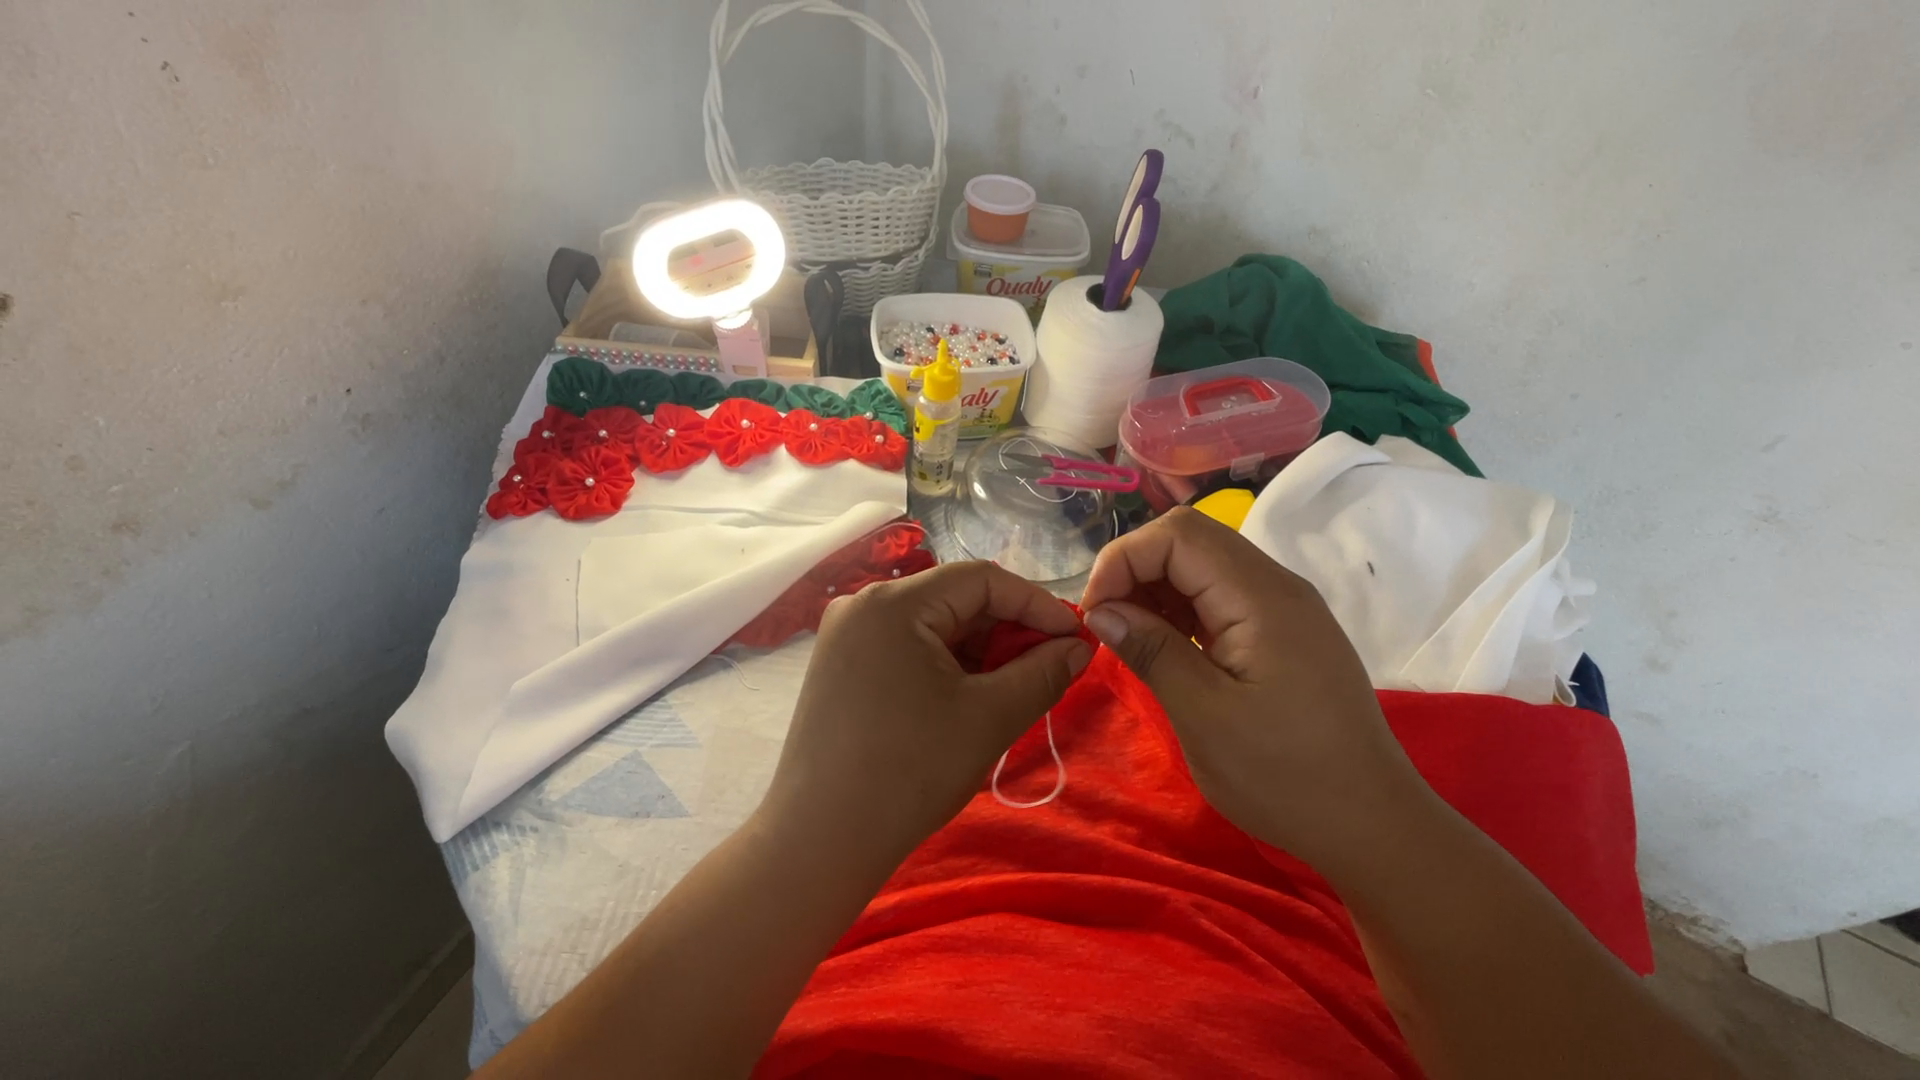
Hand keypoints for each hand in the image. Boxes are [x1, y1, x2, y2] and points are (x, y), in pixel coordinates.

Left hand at [759, 560, 1092, 870]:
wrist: (821, 840)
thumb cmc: (910, 772)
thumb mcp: (990, 718)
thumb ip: (1042, 673)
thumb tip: (1078, 647)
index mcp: (893, 603)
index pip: (980, 580)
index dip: (1035, 604)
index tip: (1075, 636)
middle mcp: (863, 605)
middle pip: (953, 600)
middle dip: (1008, 631)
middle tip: (1051, 666)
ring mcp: (846, 637)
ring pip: (932, 627)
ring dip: (980, 651)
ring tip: (1017, 687)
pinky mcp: (841, 668)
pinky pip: (907, 649)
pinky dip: (947, 667)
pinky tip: (972, 698)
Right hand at [1080, 507, 1430, 865]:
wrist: (1370, 822)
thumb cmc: (1285, 776)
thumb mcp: (1205, 717)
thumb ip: (1152, 652)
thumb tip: (1101, 610)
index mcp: (1261, 597)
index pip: (1178, 535)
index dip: (1124, 560)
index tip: (1095, 614)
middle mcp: (1276, 586)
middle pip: (1191, 540)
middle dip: (1135, 570)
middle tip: (1107, 624)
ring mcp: (1284, 608)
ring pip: (1204, 565)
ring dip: (1156, 590)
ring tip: (1130, 639)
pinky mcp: (1283, 633)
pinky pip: (1221, 597)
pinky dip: (1182, 610)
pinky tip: (1165, 647)